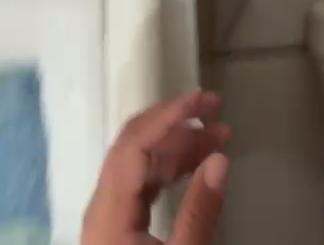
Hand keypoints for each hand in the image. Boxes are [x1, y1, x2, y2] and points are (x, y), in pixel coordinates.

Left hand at [83, 90, 230, 244]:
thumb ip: (198, 213)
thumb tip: (221, 160)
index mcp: (108, 210)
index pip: (135, 143)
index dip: (167, 114)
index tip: (201, 98)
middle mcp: (102, 203)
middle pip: (135, 144)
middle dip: (176, 120)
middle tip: (216, 108)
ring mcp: (108, 213)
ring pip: (141, 161)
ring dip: (179, 143)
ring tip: (219, 137)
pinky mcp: (118, 224)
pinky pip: (143, 181)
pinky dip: (171, 166)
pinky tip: (197, 163)